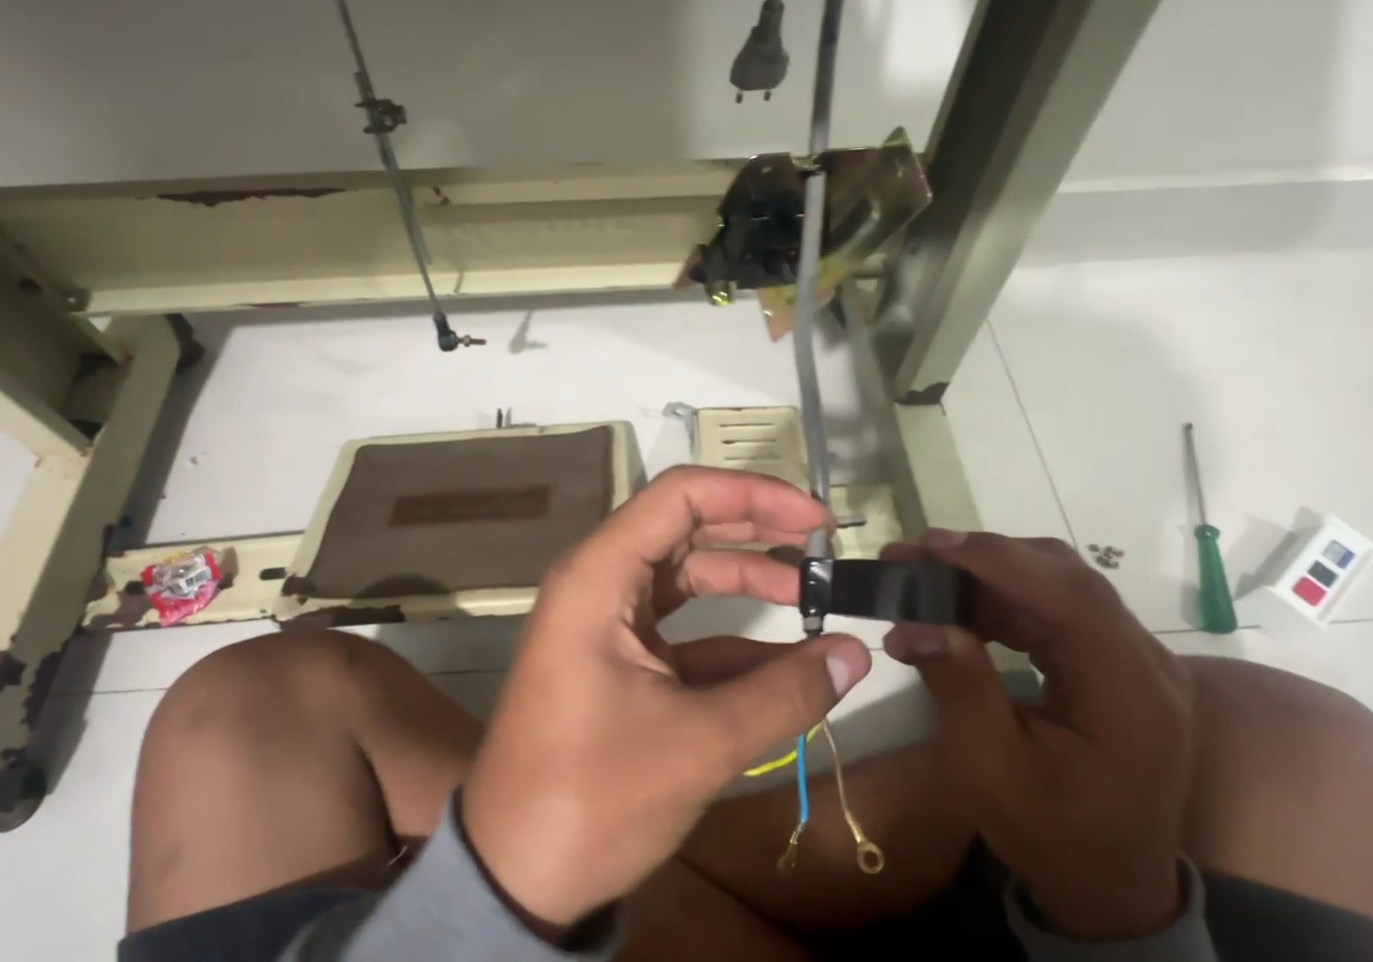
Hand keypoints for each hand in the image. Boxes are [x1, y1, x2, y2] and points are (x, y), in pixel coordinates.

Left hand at [461, 466, 872, 933]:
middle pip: (686, 530)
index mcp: (599, 577)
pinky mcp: (620, 667)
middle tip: (824, 546)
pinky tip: (789, 662)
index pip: (681, 497)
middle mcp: (599, 586)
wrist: (515, 877)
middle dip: (757, 532)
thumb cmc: (594, 795)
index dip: (753, 495)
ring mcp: (608, 628)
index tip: (816, 520)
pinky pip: (685, 635)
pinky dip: (734, 642)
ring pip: (687, 580)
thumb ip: (785, 694)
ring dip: (749, 583)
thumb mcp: (700, 743)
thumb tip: (856, 654)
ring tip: (815, 597)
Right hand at [880, 530, 1194, 940]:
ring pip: (1059, 589)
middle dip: (985, 560)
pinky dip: (1004, 607)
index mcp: (1131, 692)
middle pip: (1067, 580)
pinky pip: (1058, 616)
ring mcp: (1135, 662)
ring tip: (920, 581)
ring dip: (989, 580)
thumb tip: (916, 620)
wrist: (1110, 888)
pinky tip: (955, 614)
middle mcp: (1146, 663)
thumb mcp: (991, 771)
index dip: (998, 560)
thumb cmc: (1051, 835)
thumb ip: (960, 687)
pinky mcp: (1115, 667)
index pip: (1069, 596)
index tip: (930, 544)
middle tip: (912, 558)